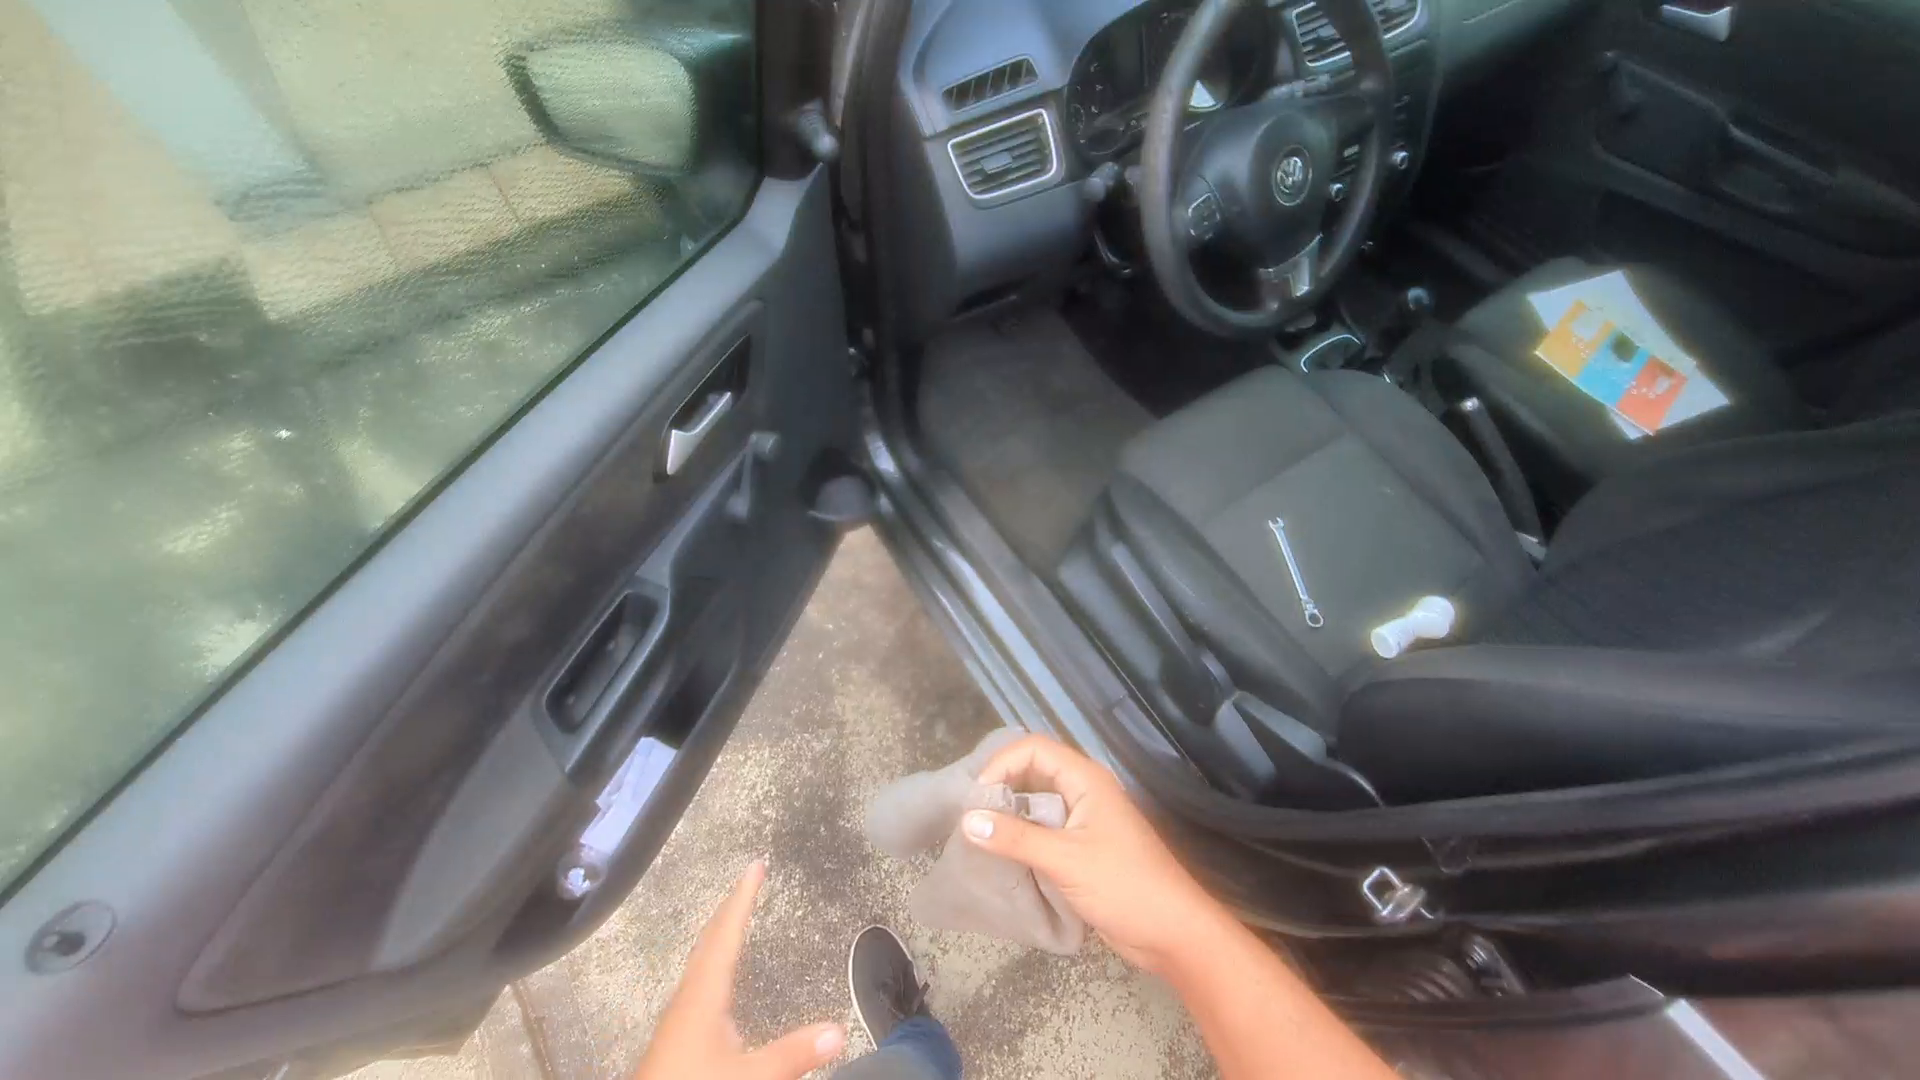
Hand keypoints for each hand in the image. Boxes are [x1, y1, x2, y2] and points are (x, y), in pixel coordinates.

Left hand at [632, 861, 845, 1079]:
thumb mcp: (748, 1079)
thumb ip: (792, 1054)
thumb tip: (840, 1030)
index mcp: (703, 996)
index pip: (727, 934)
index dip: (743, 898)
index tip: (756, 864)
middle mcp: (687, 998)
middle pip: (709, 940)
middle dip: (730, 907)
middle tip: (749, 878)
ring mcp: (678, 1020)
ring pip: (700, 961)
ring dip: (719, 934)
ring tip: (735, 916)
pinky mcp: (675, 1040)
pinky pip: (699, 981)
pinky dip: (714, 961)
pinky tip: (719, 981)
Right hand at [960, 734, 1225, 976]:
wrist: (1172, 933)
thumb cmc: (1124, 886)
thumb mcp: (1065, 860)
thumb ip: (1016, 838)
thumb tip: (967, 820)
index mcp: (1086, 779)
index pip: (1034, 749)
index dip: (1001, 764)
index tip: (976, 797)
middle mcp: (1084, 791)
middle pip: (1033, 770)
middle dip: (1001, 785)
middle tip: (971, 814)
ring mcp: (1085, 819)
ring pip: (1038, 800)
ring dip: (1010, 812)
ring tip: (980, 833)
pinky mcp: (1083, 847)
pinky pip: (1045, 828)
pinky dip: (1022, 834)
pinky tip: (1003, 854)